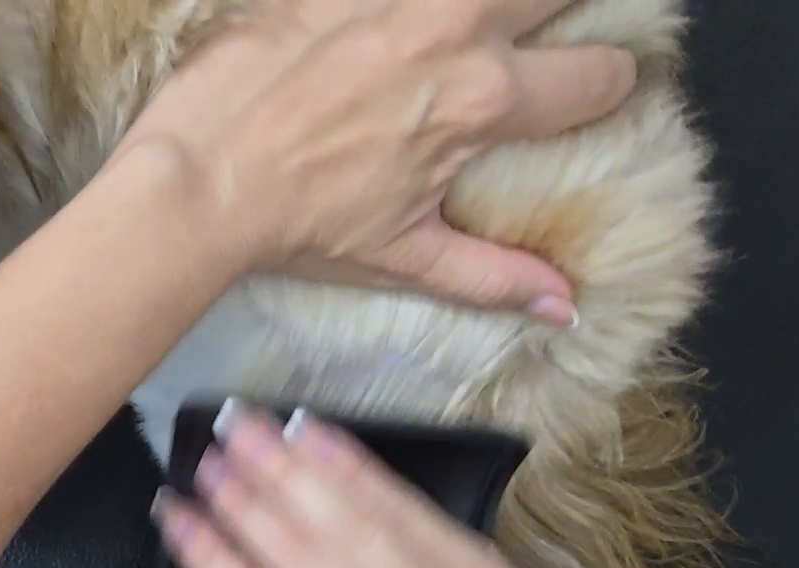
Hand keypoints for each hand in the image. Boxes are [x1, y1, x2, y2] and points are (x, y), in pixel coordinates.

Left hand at [114, 0, 636, 324]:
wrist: (197, 181)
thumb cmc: (294, 228)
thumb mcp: (400, 260)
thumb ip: (490, 276)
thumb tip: (564, 306)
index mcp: (479, 101)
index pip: (595, 79)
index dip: (601, 91)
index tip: (582, 100)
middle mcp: (454, 23)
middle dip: (567, 8)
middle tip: (532, 38)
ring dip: (489, 2)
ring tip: (463, 33)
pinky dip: (400, 5)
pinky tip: (385, 29)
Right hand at [151, 405, 616, 567]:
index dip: (210, 555)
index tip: (175, 511)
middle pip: (300, 558)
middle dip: (246, 499)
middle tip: (209, 454)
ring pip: (349, 525)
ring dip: (291, 471)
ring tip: (248, 431)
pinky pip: (406, 509)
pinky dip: (355, 468)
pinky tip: (316, 436)